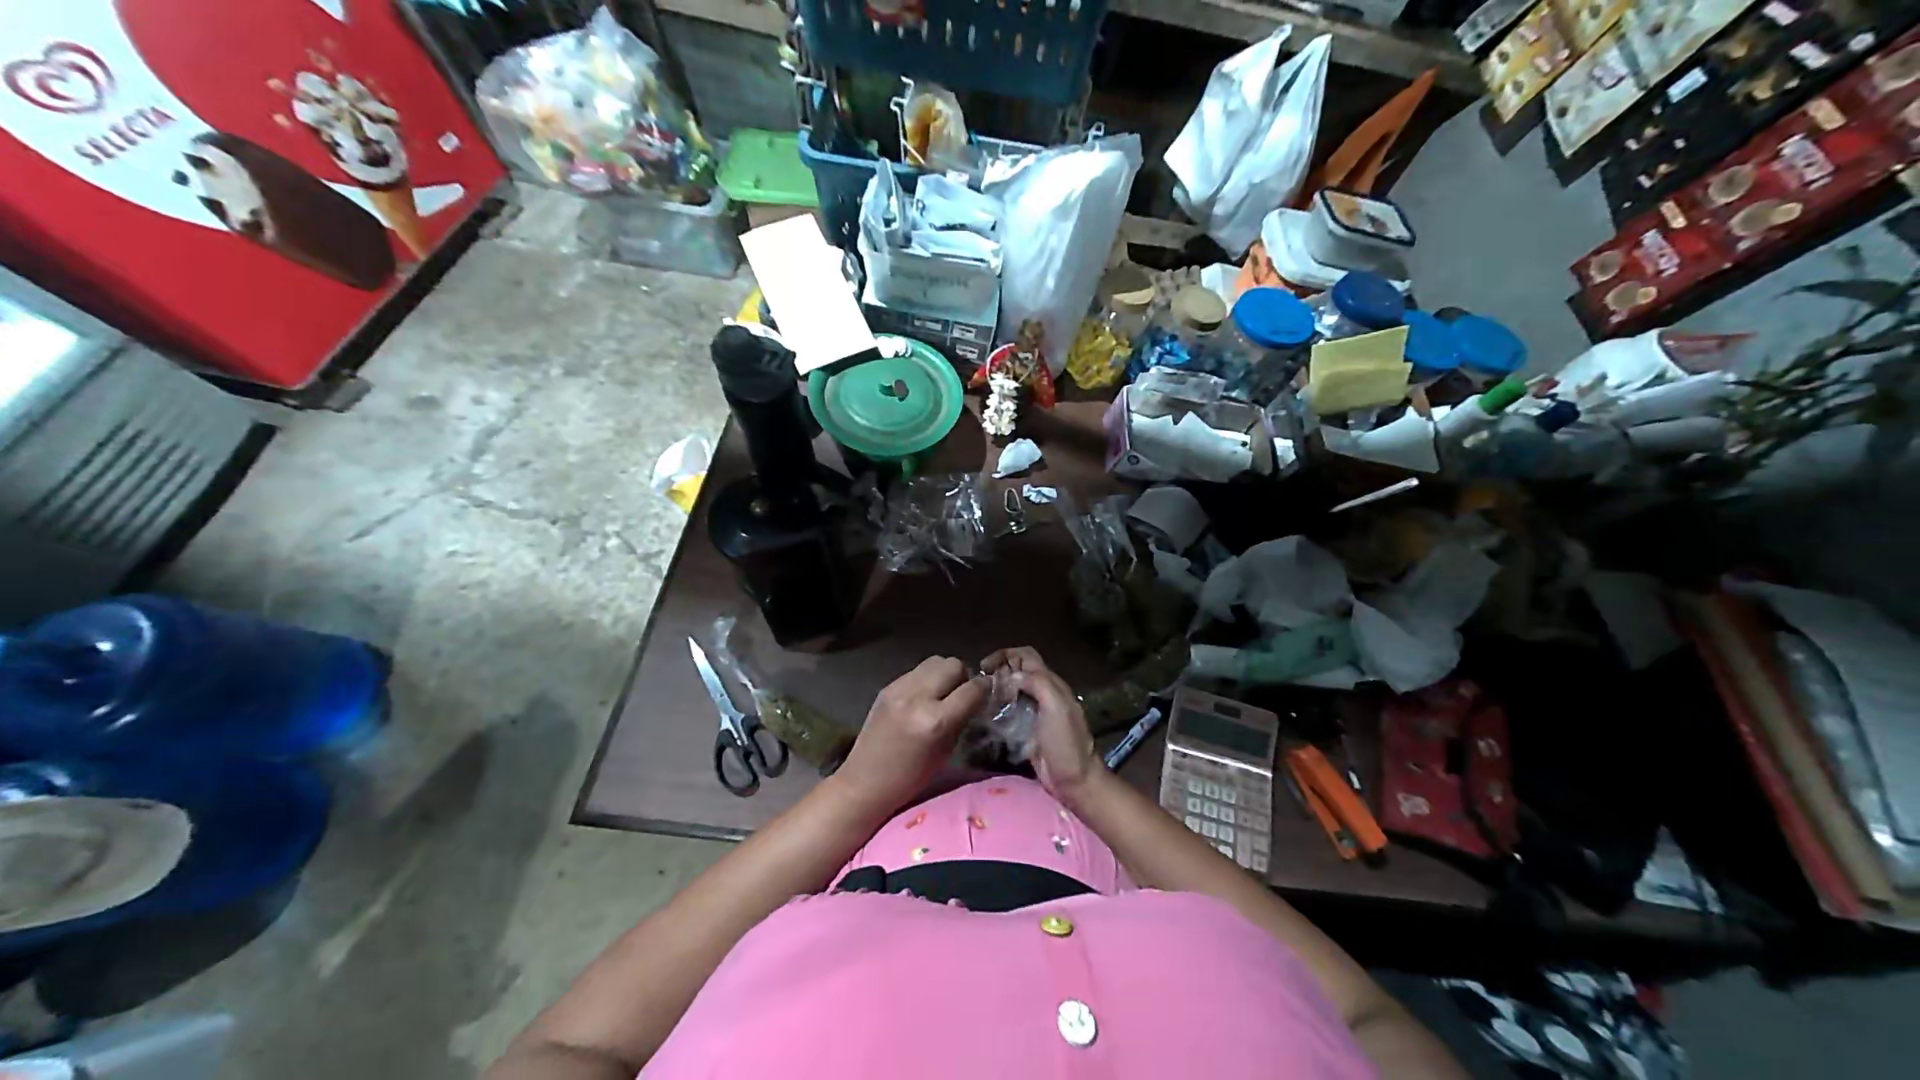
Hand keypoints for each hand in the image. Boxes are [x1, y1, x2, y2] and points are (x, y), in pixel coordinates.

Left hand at [835, 656, 985, 814]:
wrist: (866, 781)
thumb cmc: (911, 777)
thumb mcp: (946, 751)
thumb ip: (962, 719)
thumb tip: (975, 697)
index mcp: (936, 721)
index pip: (973, 688)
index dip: (984, 689)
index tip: (985, 694)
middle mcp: (918, 697)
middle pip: (954, 664)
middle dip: (963, 677)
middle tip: (960, 694)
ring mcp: (899, 689)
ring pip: (935, 661)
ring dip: (944, 674)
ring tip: (941, 693)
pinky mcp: (887, 686)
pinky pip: (916, 671)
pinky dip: (926, 680)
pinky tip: (922, 697)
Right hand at [982, 647, 1099, 804]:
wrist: (1073, 779)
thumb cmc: (1065, 741)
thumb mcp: (1056, 706)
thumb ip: (1037, 683)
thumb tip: (1011, 675)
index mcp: (1051, 683)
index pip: (1026, 656)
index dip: (1005, 654)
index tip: (985, 666)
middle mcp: (1041, 693)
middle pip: (1017, 671)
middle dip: (998, 671)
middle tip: (979, 683)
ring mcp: (1033, 712)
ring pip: (1011, 690)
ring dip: (995, 689)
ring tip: (977, 697)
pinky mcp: (1025, 729)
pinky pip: (1008, 711)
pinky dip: (996, 708)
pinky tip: (983, 714)